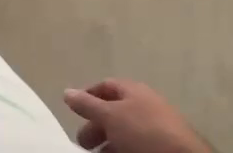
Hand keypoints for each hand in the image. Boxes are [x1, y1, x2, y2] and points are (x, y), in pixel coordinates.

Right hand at [63, 79, 211, 152]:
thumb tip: (66, 91)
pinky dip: (124, 152)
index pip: (105, 87)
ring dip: (109, 145)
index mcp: (133, 91)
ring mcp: (159, 128)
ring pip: (127, 134)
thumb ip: (87, 104)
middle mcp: (146, 106)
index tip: (74, 113)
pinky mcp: (166, 148)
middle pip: (115, 112)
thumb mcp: (110, 116)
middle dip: (97, 127)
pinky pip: (138, 147)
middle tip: (84, 143)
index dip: (87, 97)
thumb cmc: (145, 132)